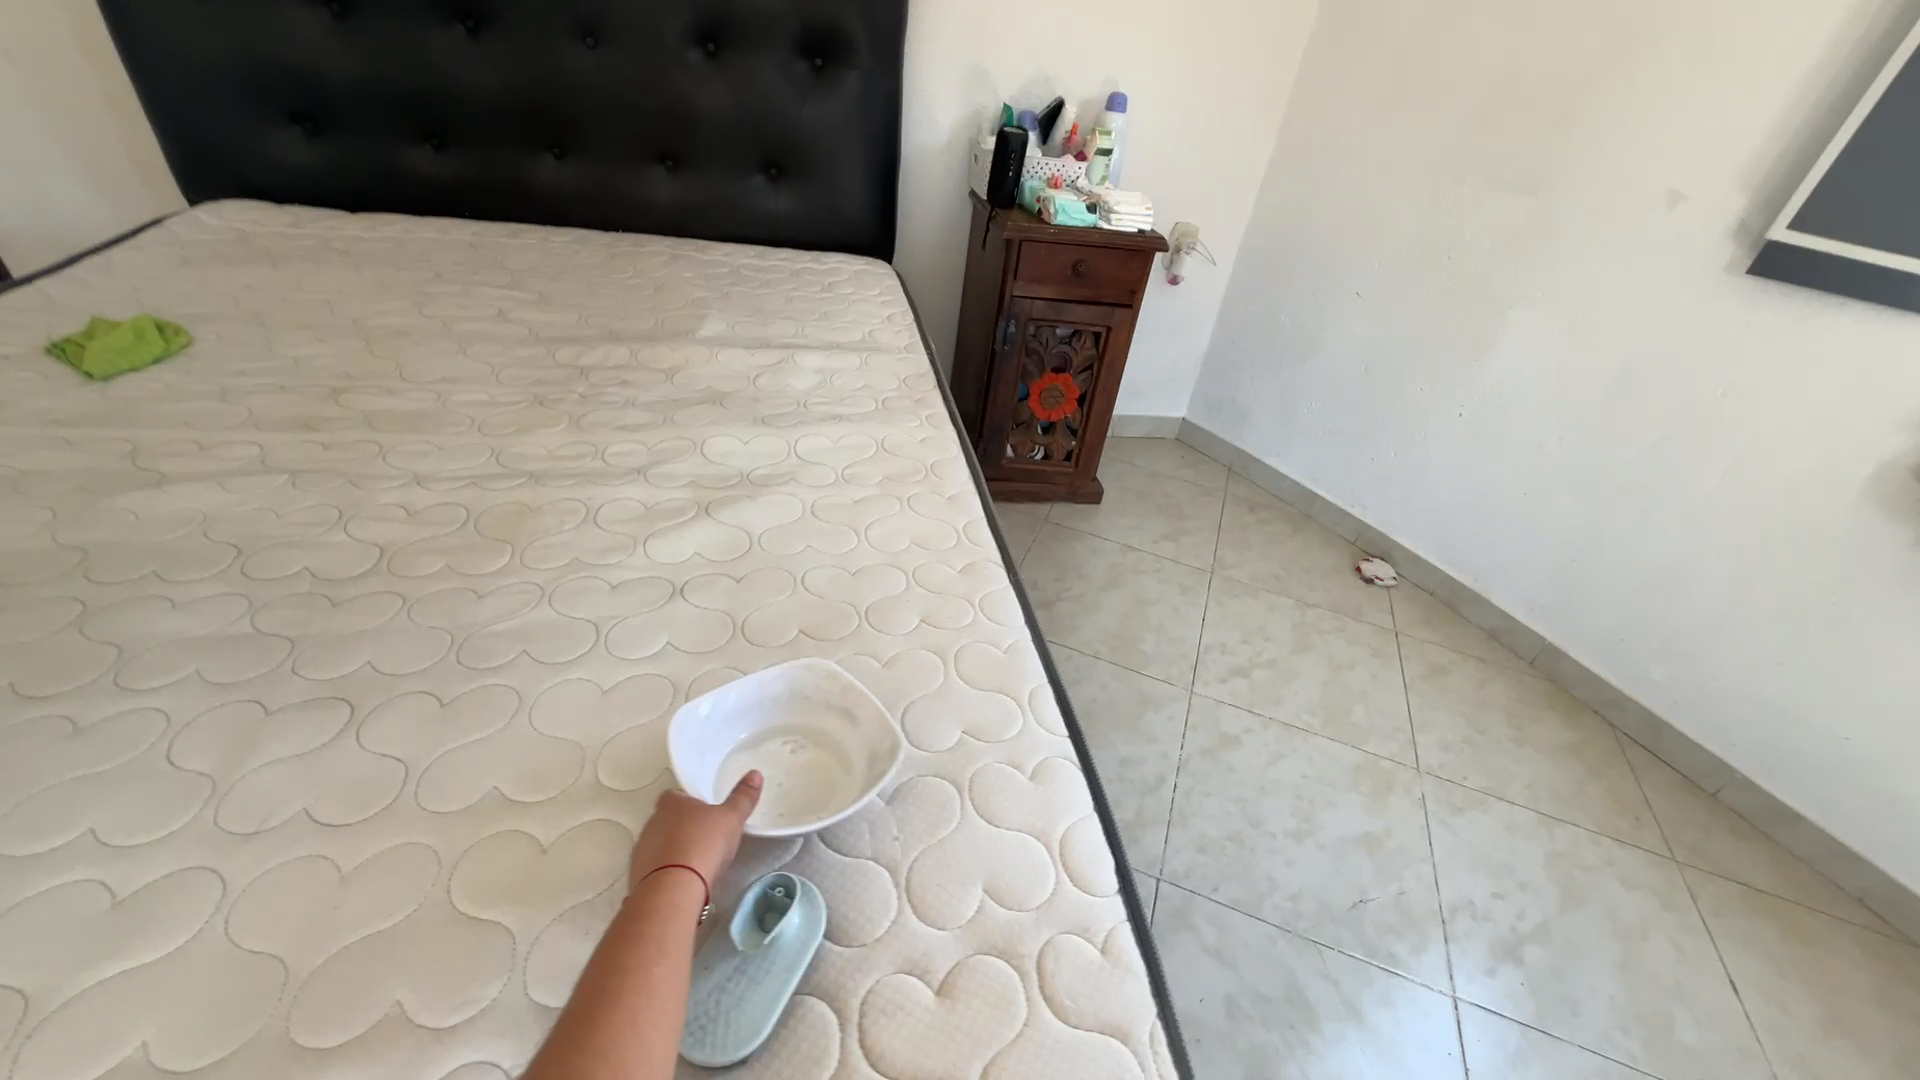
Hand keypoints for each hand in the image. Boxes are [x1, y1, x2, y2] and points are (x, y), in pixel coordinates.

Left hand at [630, 771, 762, 892]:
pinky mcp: (638, 875)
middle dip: (682, 827)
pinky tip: (683, 881)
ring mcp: (641, 850)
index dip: (690, 802)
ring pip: (659, 845)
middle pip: (667, 820)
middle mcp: (652, 822)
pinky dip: (666, 872)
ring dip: (673, 850)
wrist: (673, 890)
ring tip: (695, 863)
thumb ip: (743, 797)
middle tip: (705, 838)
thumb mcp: (732, 819)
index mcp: (671, 803)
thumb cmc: (704, 844)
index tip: (705, 812)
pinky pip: (654, 869)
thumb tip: (755, 774)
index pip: (675, 795)